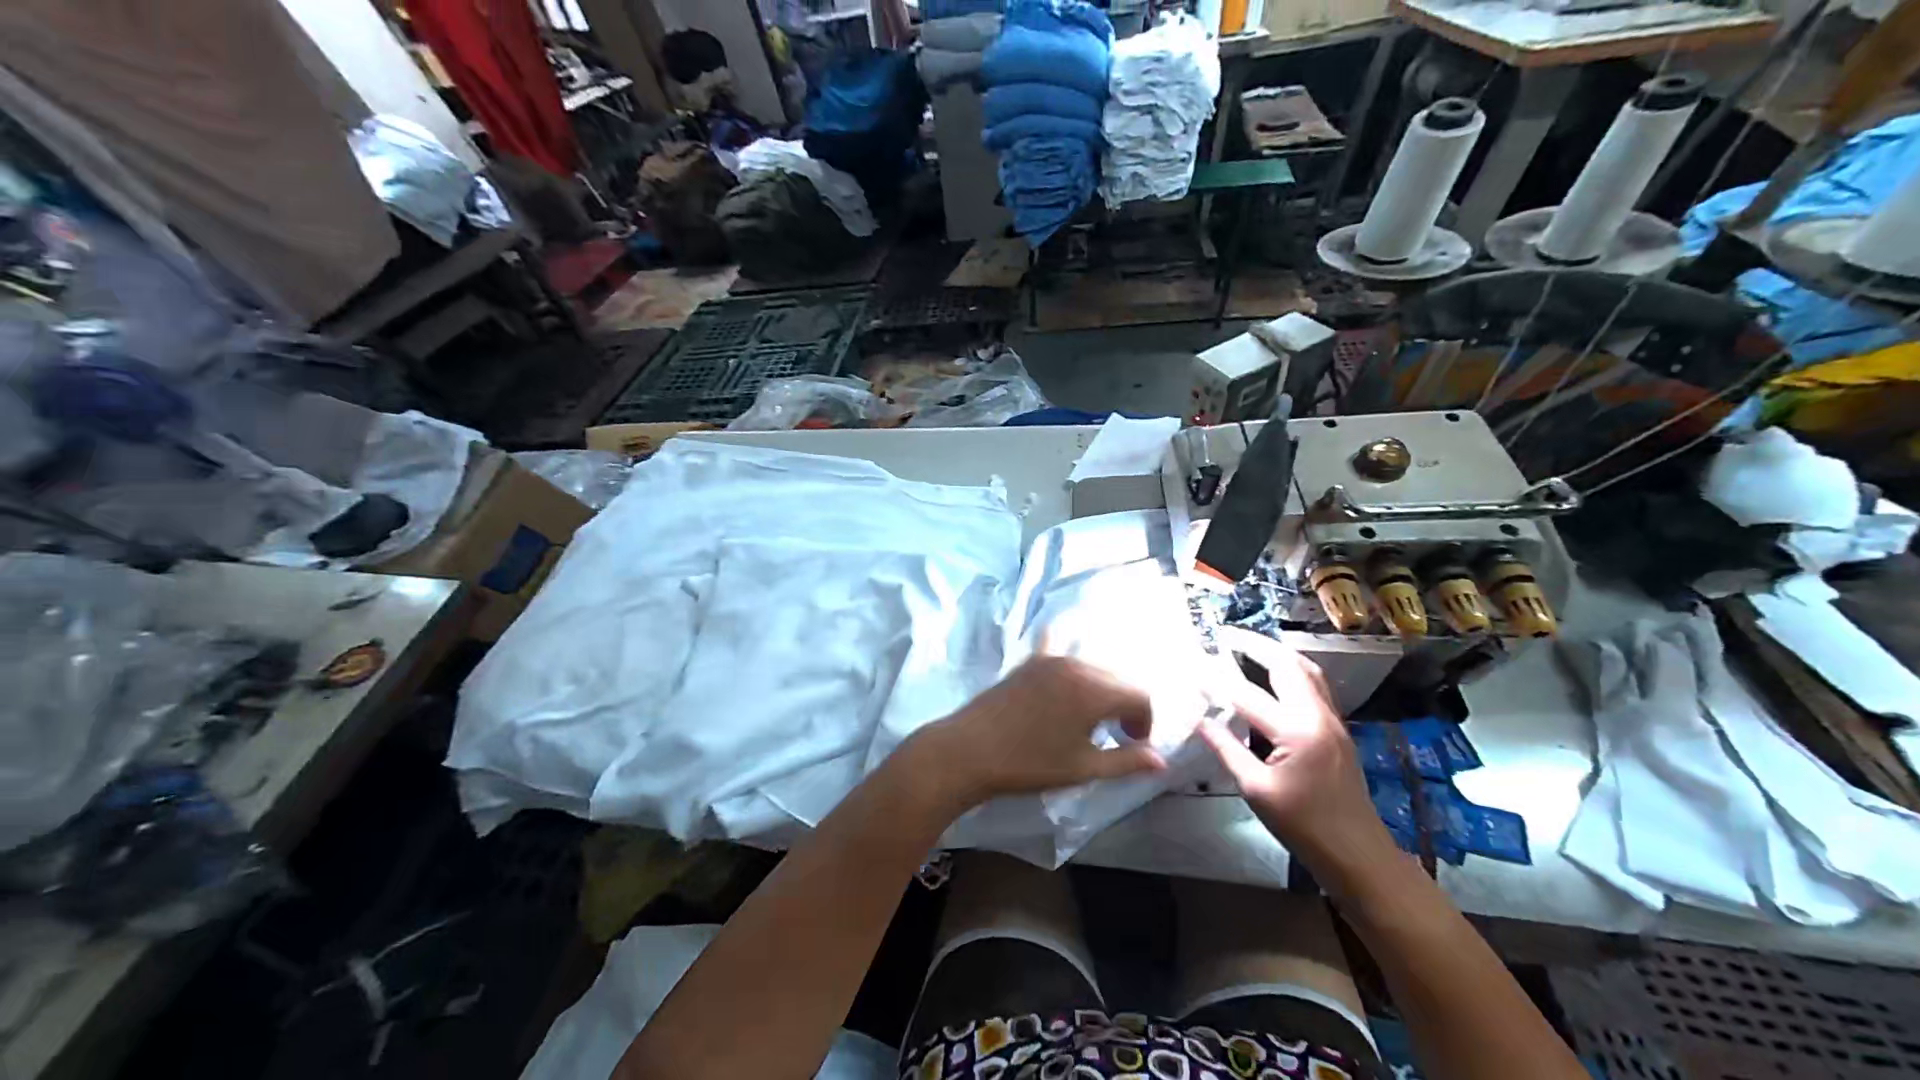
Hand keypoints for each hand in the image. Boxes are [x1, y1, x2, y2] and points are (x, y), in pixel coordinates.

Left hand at [904, 654, 1164, 813]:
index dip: (1144, 722)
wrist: (968, 752)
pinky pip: (1055, 650)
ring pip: (1090, 669)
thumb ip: (1126, 761)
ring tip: (1088, 720)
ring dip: (1099, 690)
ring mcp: (1048, 660)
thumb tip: (1161, 760)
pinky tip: (1064, 655)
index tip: (1133, 744)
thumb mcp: (1083, 769)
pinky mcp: (1027, 663)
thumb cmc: (1029, 765)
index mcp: (1094, 691)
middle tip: (1116, 737)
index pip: (1139, 696)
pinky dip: (1067, 659)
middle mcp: (1075, 666)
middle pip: (1115, 680)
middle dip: (1123, 706)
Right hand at [1197, 629, 1392, 873]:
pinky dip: (1292, 672)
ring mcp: (1332, 721)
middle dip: (1255, 646)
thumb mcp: (1256, 789)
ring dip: (1277, 654)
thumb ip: (1227, 748)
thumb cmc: (1303, 826)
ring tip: (1249, 646)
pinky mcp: (1337, 730)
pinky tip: (1275, 676)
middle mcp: (1318, 716)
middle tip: (1226, 636)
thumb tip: (1198, 720)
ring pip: (1306, 671)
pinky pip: (1314, 687)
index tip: (1191, 668)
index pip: (1246, 694)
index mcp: (1296, 730)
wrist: (1357, 854)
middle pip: (1287, 665)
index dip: (1214, 680)